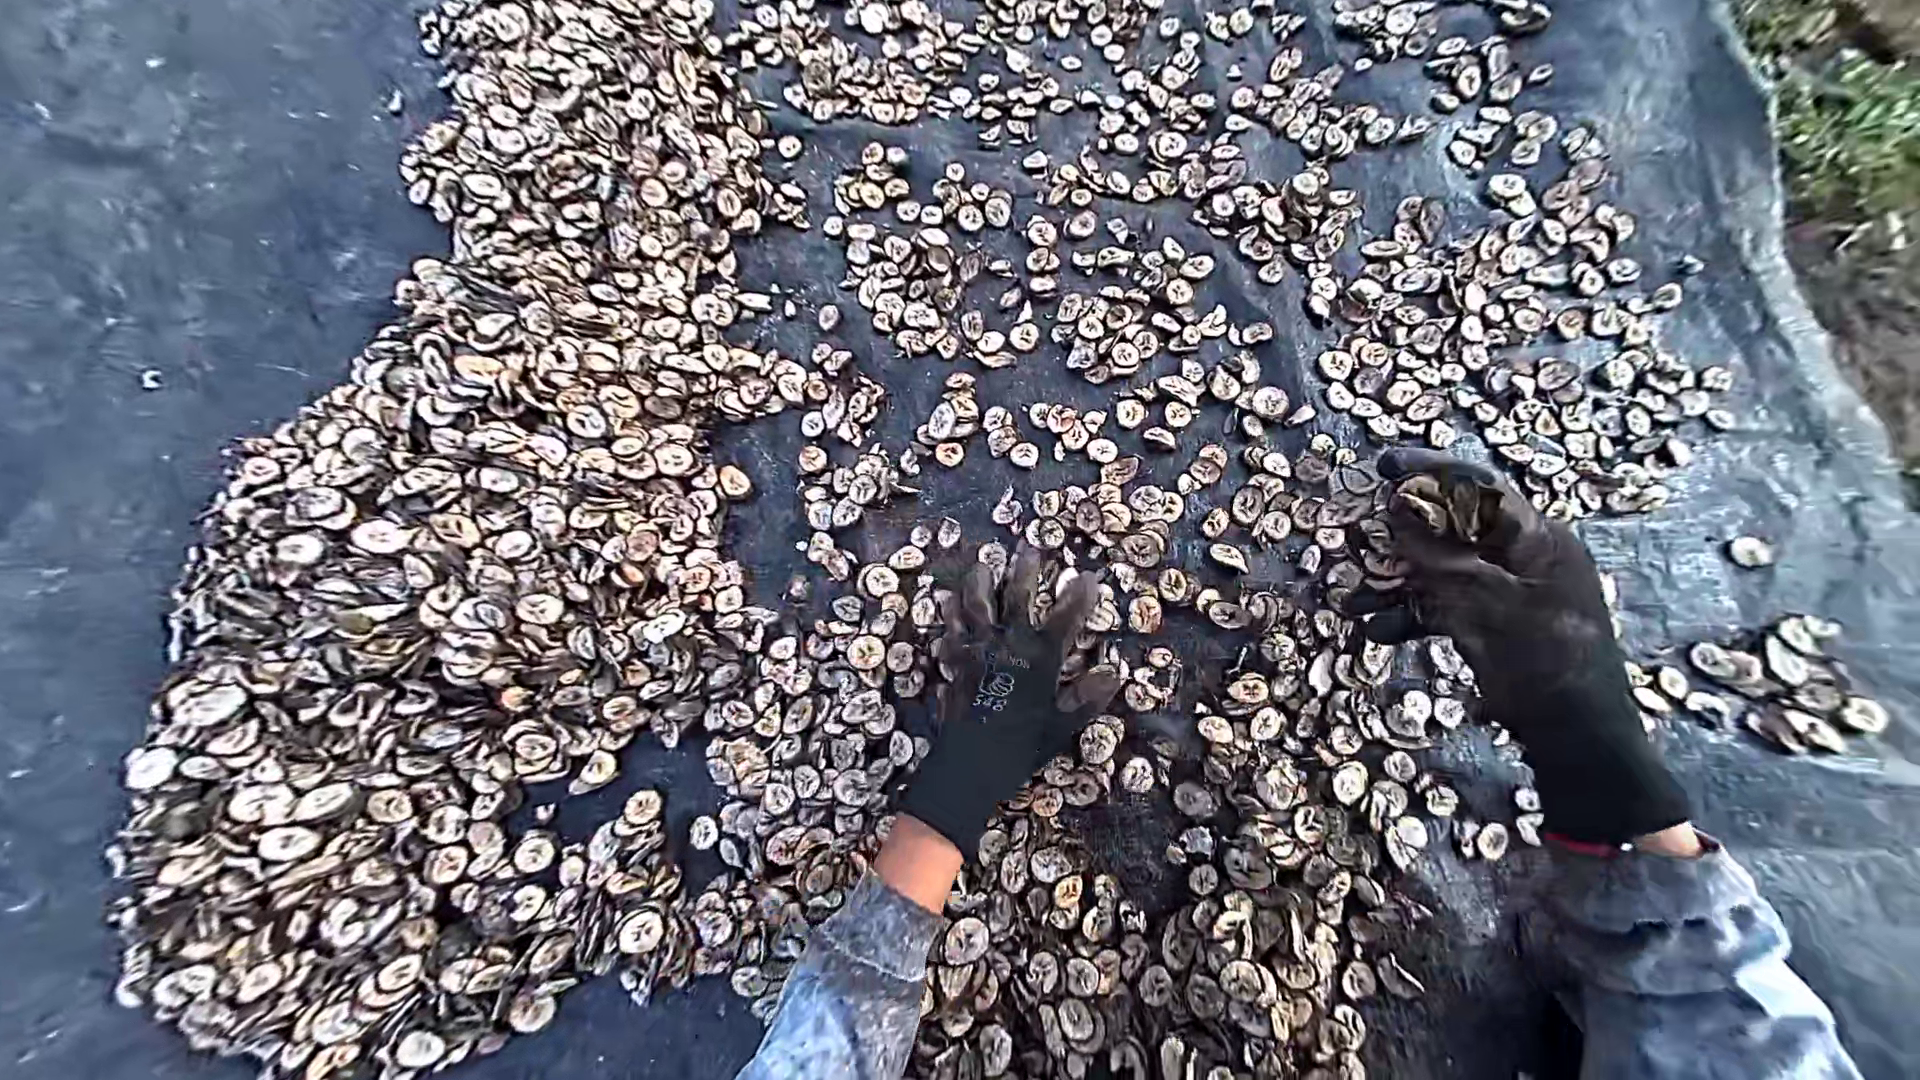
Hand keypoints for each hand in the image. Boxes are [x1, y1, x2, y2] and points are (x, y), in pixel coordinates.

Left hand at [900, 545, 1120, 857]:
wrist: (970, 765)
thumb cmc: (1021, 747)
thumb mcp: (1061, 726)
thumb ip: (1087, 698)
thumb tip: (1115, 674)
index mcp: (1038, 657)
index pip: (1066, 618)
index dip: (1080, 596)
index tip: (1089, 577)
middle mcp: (1008, 644)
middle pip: (1016, 597)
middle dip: (1025, 570)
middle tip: (1029, 548)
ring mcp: (978, 649)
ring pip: (976, 605)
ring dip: (979, 583)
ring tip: (982, 564)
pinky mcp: (956, 660)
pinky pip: (951, 631)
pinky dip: (951, 618)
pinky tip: (947, 605)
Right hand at [1346, 448, 1690, 844]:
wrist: (1572, 732)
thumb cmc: (1543, 659)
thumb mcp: (1488, 600)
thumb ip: (1440, 553)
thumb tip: (1397, 506)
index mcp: (1537, 540)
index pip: (1479, 489)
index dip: (1430, 471)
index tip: (1383, 463)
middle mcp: (1515, 557)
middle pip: (1446, 528)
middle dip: (1397, 535)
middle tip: (1357, 533)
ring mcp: (1496, 589)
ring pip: (1431, 569)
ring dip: (1391, 584)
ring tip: (1354, 600)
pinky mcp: (1480, 619)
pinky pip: (1433, 603)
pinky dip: (1404, 614)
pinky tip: (1377, 630)